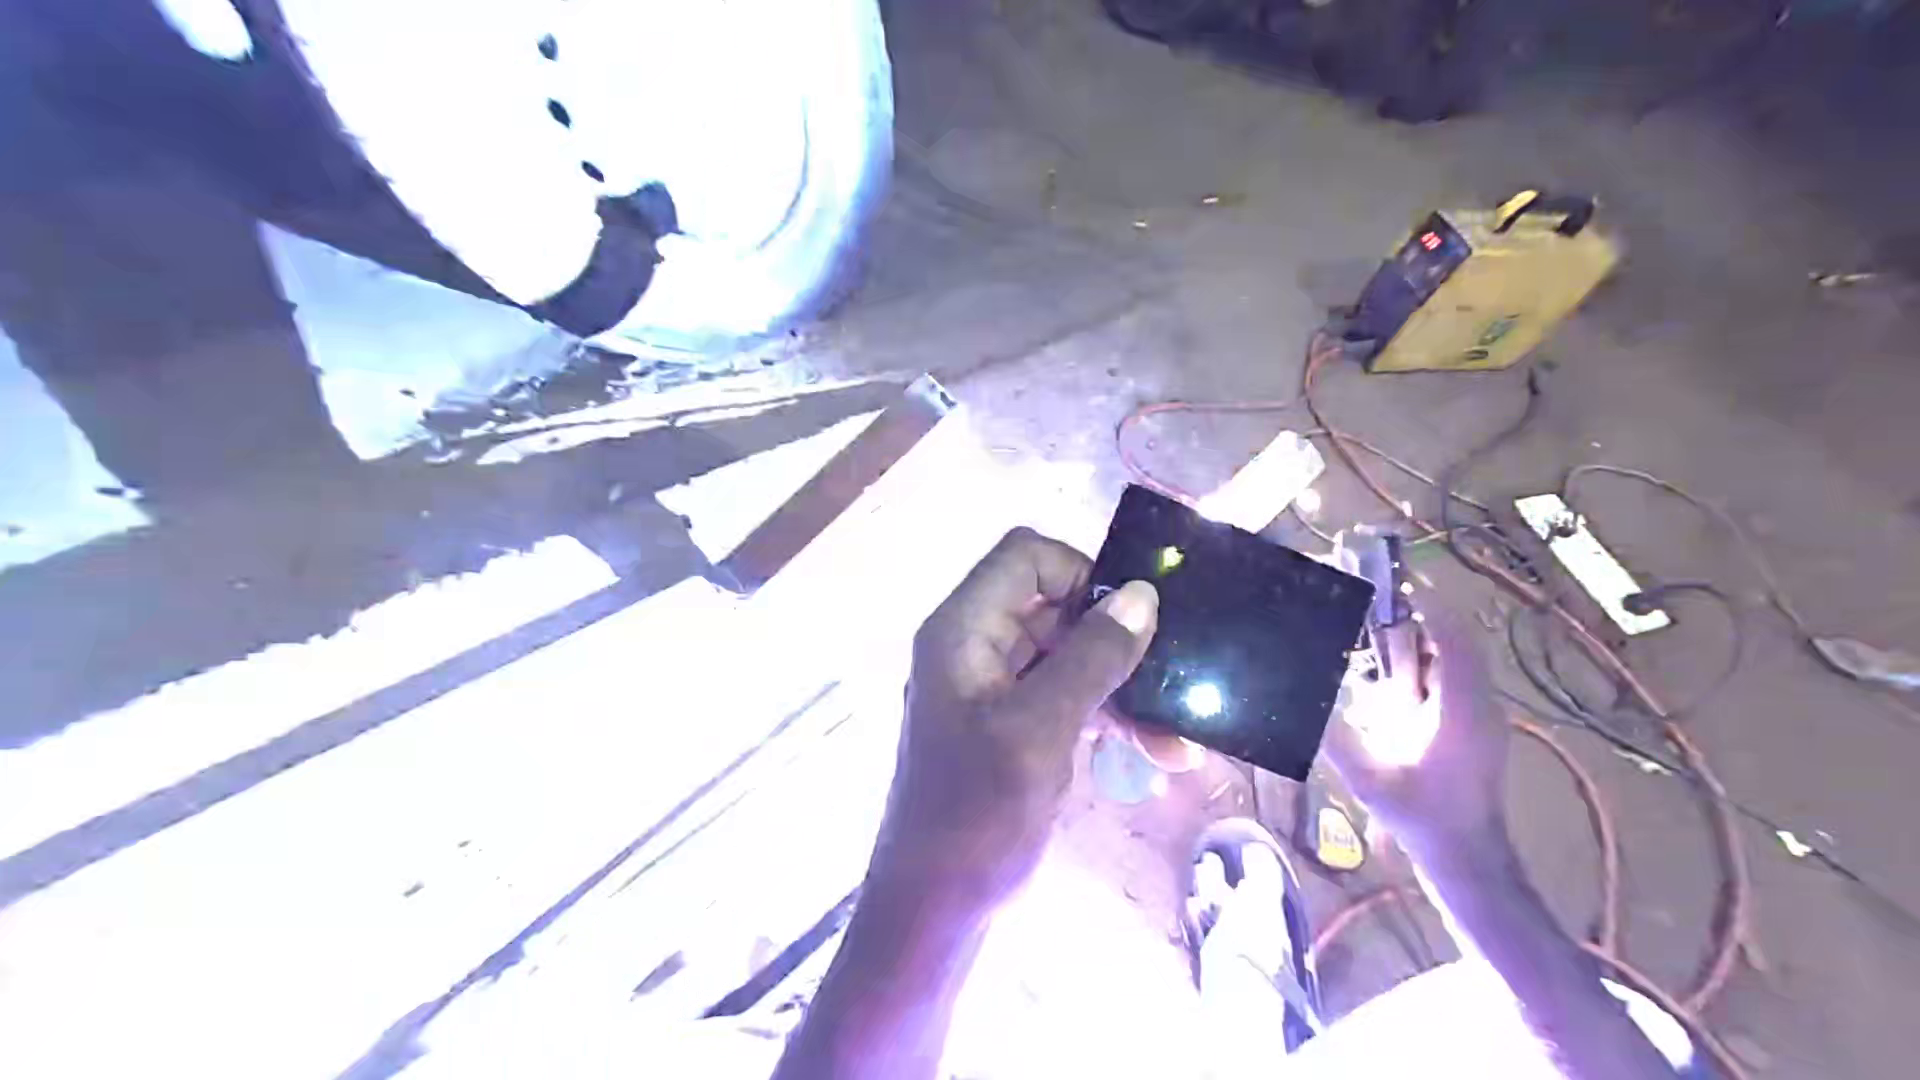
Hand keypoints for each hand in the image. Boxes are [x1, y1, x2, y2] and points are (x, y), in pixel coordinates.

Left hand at [872, 528, 1157, 902]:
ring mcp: (992, 682)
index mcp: (963, 629)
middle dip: (1112, 640)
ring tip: (1173, 736)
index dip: (1080, 574)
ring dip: (1119, 685)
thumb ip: (1092, 659)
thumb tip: (1142, 595)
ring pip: (1067, 652)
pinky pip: (1065, 692)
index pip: (1024, 558)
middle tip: (1167, 677)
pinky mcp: (1011, 718)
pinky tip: (1154, 751)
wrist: (935, 903)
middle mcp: (974, 643)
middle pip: (1052, 604)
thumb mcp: (1040, 730)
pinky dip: (1105, 713)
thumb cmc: (977, 814)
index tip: (1128, 618)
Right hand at [1321, 606, 1508, 858]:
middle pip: (1459, 642)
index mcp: (1458, 712)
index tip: (1398, 582)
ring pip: (1459, 659)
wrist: (1467, 857)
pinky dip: (1428, 660)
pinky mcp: (1474, 726)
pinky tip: (1394, 668)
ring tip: (1383, 621)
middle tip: (1380, 595)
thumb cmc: (1420, 817)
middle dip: (1423, 613)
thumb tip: (1300, 698)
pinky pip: (1453, 678)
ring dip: (1425, 636)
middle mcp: (1477, 706)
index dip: (1430, 607)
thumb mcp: (1368, 778)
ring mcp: (1481, 716)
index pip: (1453, 643)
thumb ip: (1333, 736)